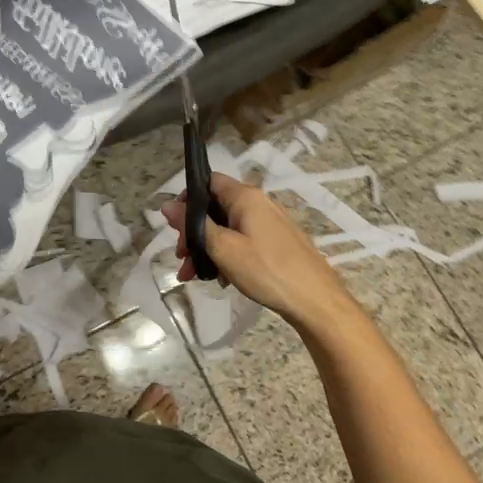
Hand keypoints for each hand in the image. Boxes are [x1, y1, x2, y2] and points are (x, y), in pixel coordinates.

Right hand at [161, 174, 362, 336]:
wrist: (316, 302)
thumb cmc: (266, 270)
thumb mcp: (222, 248)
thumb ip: (193, 225)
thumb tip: (166, 204)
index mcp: (245, 197)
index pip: (208, 181)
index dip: (187, 199)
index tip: (176, 227)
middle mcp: (259, 203)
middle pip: (216, 208)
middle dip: (194, 232)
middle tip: (183, 260)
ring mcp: (271, 223)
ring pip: (228, 227)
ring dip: (209, 248)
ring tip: (196, 276)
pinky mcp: (278, 242)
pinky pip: (244, 240)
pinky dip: (228, 254)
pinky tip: (222, 279)